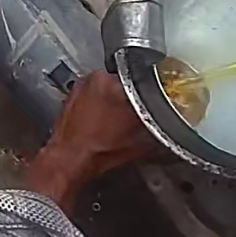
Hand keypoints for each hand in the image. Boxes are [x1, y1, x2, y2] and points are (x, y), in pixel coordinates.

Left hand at [23, 73, 161, 210]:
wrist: (69, 158)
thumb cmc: (99, 151)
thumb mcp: (140, 139)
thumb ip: (156, 122)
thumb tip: (165, 116)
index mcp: (119, 84)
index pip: (143, 78)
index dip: (149, 91)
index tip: (151, 99)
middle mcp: (99, 77)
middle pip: (124, 80)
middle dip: (129, 93)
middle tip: (132, 110)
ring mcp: (83, 83)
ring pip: (106, 85)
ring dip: (112, 95)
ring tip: (113, 116)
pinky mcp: (72, 91)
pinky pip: (92, 90)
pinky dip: (97, 100)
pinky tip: (99, 117)